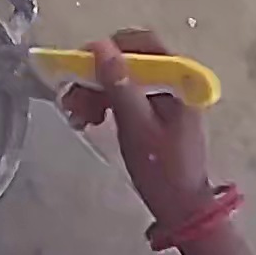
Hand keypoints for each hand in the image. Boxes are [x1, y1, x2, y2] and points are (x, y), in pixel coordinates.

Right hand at [61, 27, 215, 230]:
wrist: (183, 211)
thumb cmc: (163, 170)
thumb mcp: (137, 126)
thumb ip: (120, 84)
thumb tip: (99, 45)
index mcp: (177, 79)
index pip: (143, 42)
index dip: (110, 48)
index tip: (83, 64)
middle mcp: (171, 80)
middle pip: (127, 60)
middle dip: (96, 76)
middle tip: (72, 97)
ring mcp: (162, 95)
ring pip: (120, 77)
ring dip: (94, 91)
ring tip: (77, 115)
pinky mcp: (152, 110)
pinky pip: (122, 93)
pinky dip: (103, 102)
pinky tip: (89, 119)